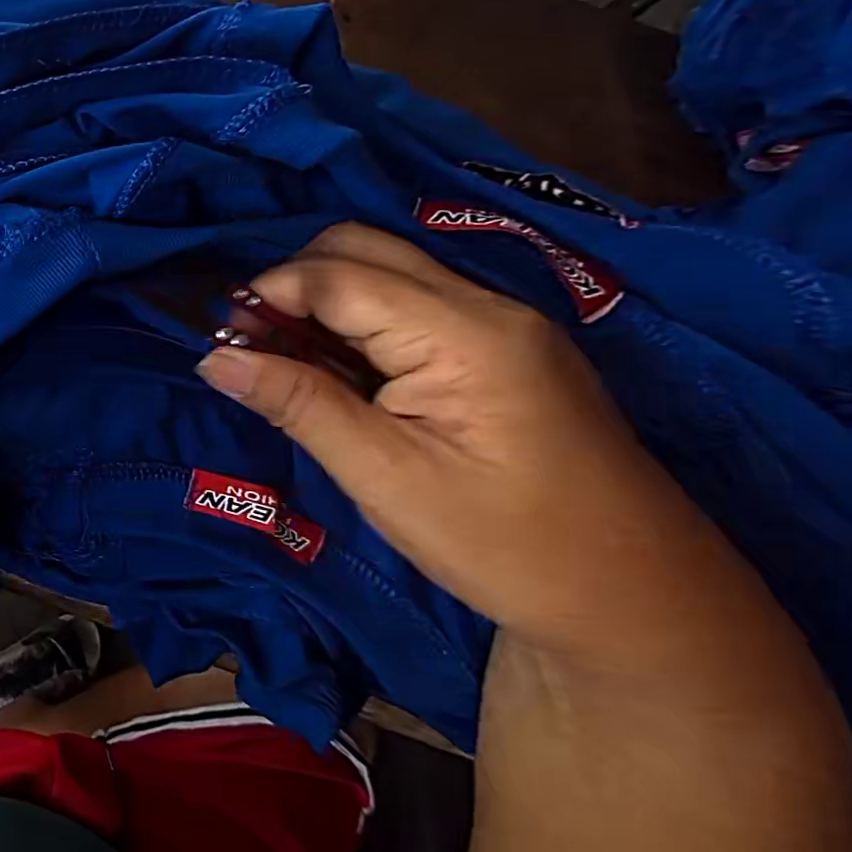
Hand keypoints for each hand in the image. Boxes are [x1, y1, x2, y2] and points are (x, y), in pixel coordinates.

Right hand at [196, 223, 728, 662]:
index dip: (268, 293)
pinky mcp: (495, 346)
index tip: (224, 340)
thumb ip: (297, 404)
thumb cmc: (505, 545)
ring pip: (380, 267)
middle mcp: (485, 308)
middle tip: (252, 345)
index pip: (339, 275)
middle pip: (360, 248)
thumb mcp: (383, 477)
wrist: (638, 603)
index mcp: (465, 335)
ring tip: (284, 360)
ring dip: (315, 299)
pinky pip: (402, 302)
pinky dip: (347, 321)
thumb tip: (213, 357)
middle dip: (289, 283)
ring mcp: (497, 323)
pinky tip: (333, 369)